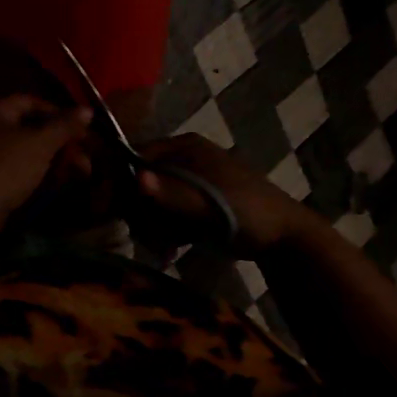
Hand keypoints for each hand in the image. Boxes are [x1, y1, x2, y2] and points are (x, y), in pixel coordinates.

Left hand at [0, 95, 91, 252]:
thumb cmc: (5, 169)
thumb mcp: (41, 144)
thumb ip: (65, 126)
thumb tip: (88, 109)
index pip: (32, 102)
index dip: (60, 113)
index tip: (83, 130)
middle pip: (32, 129)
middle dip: (63, 142)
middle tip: (88, 159)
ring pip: (28, 153)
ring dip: (56, 161)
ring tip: (81, 174)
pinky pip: (19, 172)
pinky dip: (40, 175)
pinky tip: (58, 186)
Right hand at [128, 134, 320, 257]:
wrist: (284, 237)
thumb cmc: (247, 214)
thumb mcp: (207, 206)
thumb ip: (172, 194)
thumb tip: (136, 179)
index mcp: (186, 147)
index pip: (136, 156)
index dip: (120, 183)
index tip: (112, 212)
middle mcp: (183, 159)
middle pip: (140, 182)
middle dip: (140, 213)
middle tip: (149, 239)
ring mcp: (188, 181)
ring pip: (151, 202)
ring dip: (152, 227)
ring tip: (163, 248)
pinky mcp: (193, 203)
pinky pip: (165, 214)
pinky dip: (164, 232)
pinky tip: (170, 249)